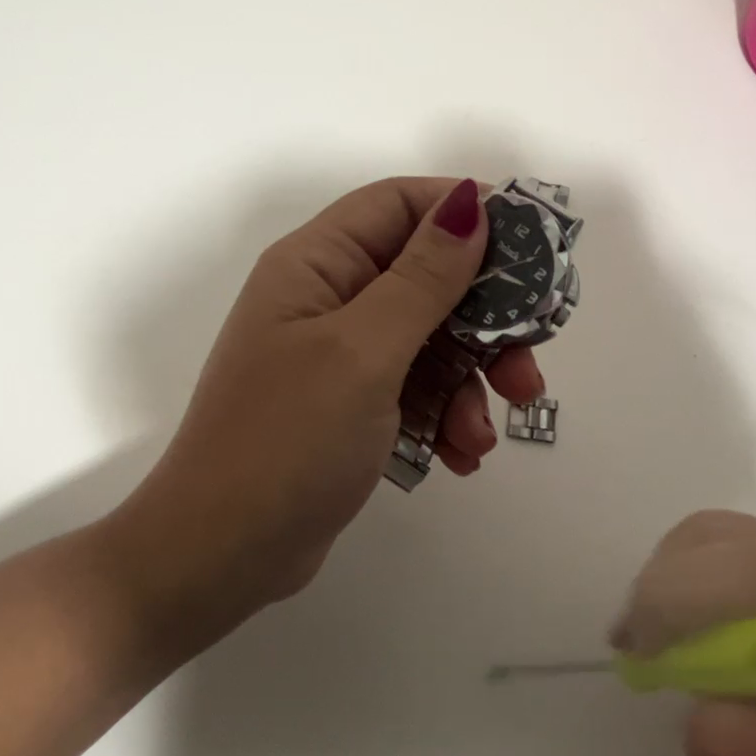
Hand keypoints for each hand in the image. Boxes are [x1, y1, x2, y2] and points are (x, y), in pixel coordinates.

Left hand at [100, 177, 545, 656]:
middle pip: (425, 282)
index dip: (465, 216)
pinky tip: (459, 459)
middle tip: (525, 374)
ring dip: (467, 389)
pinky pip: (411, 397)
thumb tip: (469, 204)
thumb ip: (422, 279)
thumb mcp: (362, 353)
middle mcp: (324, 304)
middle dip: (484, 326)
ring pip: (427, 347)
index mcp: (314, 266)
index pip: (399, 206)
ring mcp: (335, 363)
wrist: (223, 551)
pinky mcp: (346, 415)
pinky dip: (442, 422)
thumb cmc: (286, 442)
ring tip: (480, 440)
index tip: (532, 253)